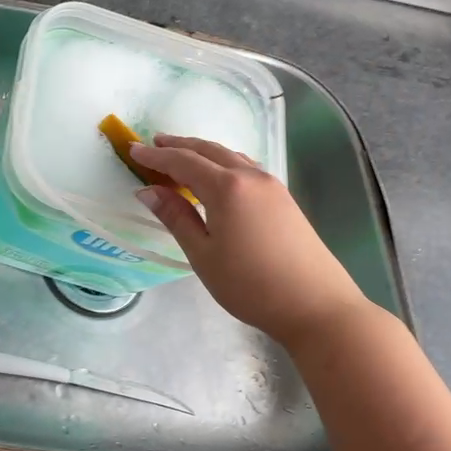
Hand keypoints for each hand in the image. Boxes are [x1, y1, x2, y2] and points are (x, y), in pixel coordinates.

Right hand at [130, 135, 375, 351]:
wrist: (317, 306)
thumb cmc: (251, 285)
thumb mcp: (203, 254)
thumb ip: (176, 217)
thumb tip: (149, 191)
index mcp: (226, 187)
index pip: (183, 162)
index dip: (156, 156)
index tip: (133, 150)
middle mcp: (250, 177)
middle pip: (208, 151)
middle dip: (179, 146)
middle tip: (154, 143)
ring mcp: (272, 186)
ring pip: (230, 156)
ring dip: (202, 152)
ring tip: (181, 155)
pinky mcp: (284, 199)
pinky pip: (246, 168)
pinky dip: (223, 163)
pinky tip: (218, 175)